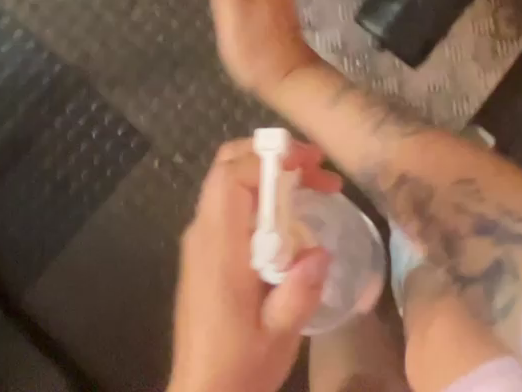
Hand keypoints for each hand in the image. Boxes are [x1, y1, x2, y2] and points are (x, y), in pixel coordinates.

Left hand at [168, 138, 342, 391]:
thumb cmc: (238, 367)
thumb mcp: (278, 336)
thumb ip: (299, 292)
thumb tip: (321, 251)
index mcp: (217, 247)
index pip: (231, 177)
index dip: (269, 158)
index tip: (309, 163)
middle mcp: (203, 233)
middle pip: (227, 167)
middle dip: (272, 155)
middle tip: (316, 168)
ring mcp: (201, 241)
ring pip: (229, 182)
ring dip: (270, 174)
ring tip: (315, 188)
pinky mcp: (206, 252)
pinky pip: (231, 204)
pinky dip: (261, 195)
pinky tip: (293, 217)